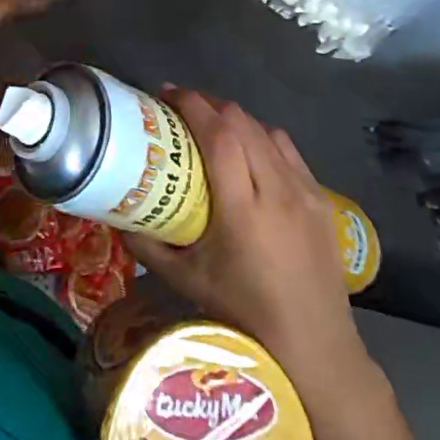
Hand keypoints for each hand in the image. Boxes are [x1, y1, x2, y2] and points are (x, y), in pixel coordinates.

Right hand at [125, 86, 365, 376]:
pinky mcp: (323, 199)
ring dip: (235, 118)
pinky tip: (247, 150)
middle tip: (179, 107)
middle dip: (208, 104)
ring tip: (211, 124)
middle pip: (243, 123)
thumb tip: (116, 214)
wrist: (315, 345)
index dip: (192, 105)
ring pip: (267, 131)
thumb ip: (146, 244)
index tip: (166, 94)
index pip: (219, 136)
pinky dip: (262, 137)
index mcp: (243, 209)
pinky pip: (288, 150)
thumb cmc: (243, 313)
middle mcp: (277, 191)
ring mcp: (306, 193)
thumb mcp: (185, 280)